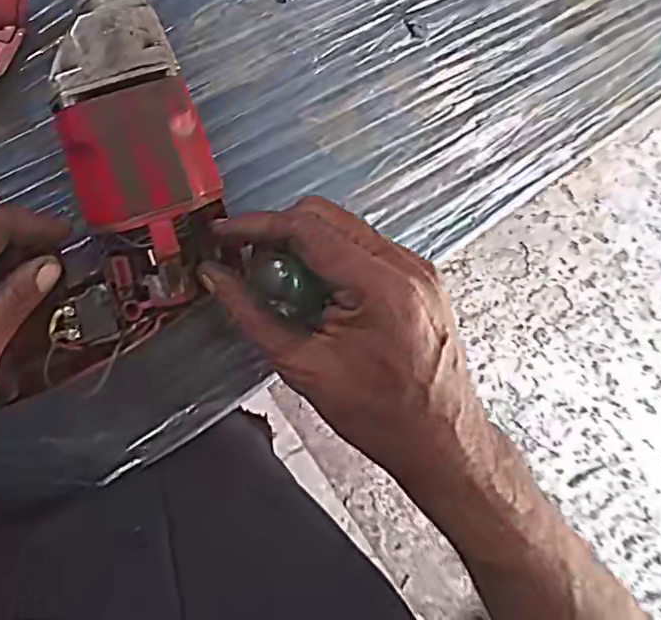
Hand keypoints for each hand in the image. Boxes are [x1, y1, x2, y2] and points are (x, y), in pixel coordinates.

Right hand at [203, 197, 483, 476]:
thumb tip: (215, 276)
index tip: (223, 233)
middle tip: (248, 261)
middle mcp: (404, 265)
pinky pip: (359, 243)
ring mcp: (415, 266)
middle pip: (322, 215)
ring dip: (302, 243)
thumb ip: (251, 313)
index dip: (256, 225)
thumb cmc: (382, 416)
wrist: (445, 444)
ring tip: (282, 283)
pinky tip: (315, 290)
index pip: (305, 228)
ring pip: (340, 224)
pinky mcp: (417, 274)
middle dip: (277, 231)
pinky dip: (328, 256)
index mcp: (379, 286)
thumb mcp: (303, 367)